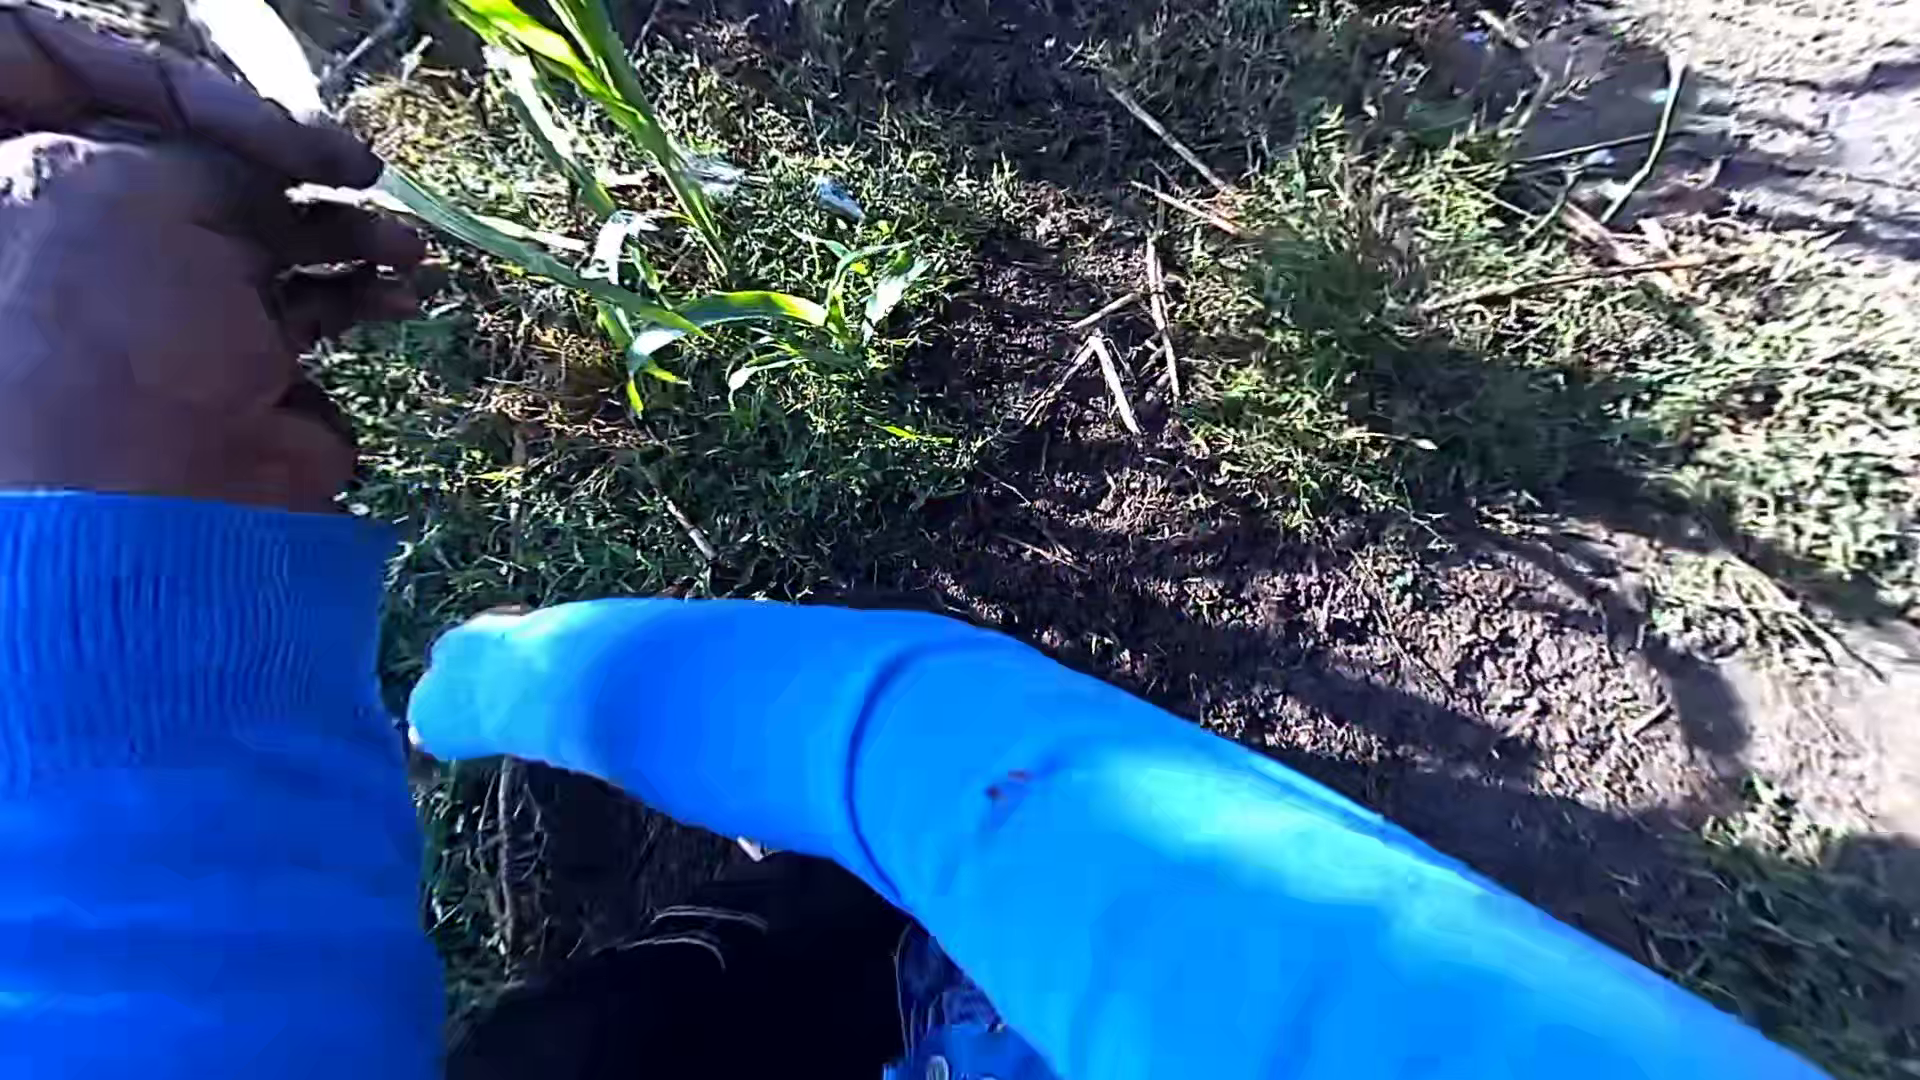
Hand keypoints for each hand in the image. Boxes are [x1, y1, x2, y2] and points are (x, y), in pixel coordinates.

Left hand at [0, 5, 423, 511]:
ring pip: (272, 230)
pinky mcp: (253, 347)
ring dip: (349, 232)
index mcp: (9, 167)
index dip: (179, 82)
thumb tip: (276, 158)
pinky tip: (403, 296)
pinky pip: (314, 297)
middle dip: (292, 164)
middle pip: (194, 155)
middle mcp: (85, 220)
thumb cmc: (116, 331)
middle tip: (365, 176)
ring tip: (408, 250)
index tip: (280, 125)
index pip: (62, 64)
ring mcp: (177, 290)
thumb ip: (210, 155)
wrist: (166, 484)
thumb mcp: (141, 199)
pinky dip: (366, 291)